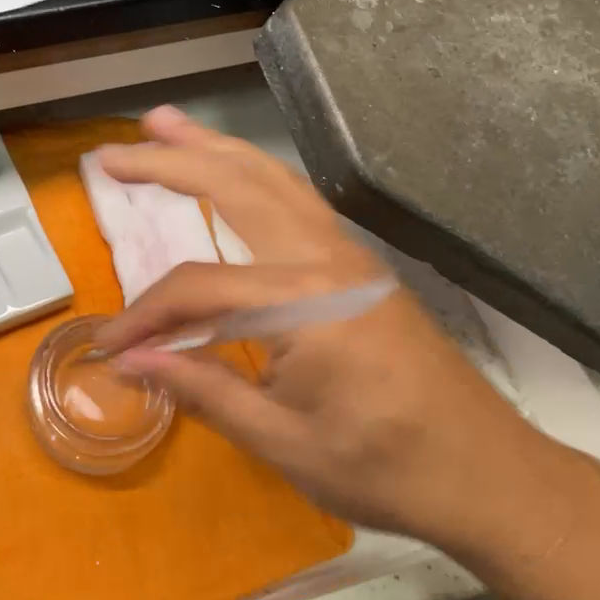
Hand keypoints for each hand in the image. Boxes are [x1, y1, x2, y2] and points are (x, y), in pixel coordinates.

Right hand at [94, 107, 570, 550]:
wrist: (488, 475)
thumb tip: (130, 362)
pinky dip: (251, 174)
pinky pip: (295, 199)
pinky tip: (231, 174)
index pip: (196, 288)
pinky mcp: (360, 265)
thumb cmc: (384, 469)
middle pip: (235, 187)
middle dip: (170, 162)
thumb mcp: (283, 443)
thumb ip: (203, 390)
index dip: (144, 315)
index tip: (112, 346)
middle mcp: (324, 258)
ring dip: (214, 149)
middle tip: (113, 154)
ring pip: (272, 179)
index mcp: (303, 302)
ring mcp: (348, 254)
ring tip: (165, 125)